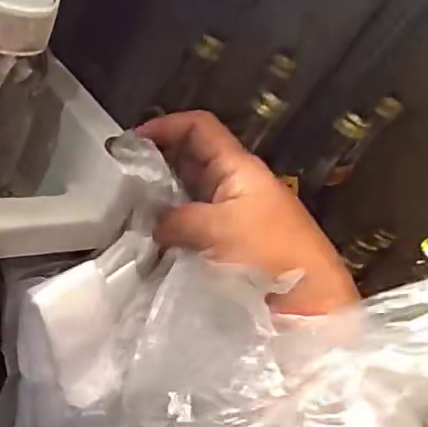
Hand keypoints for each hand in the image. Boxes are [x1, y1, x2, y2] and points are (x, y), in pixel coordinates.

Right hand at [137, 110, 358, 316]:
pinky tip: (147, 239)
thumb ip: (178, 219)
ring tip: (127, 209)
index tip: (134, 139)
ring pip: (184, 196)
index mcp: (238, 169)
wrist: (305, 300)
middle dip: (156, 163)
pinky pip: (187, 227)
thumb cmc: (271, 253)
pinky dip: (166, 228)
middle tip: (122, 176)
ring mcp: (227, 217)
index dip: (167, 126)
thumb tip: (155, 227)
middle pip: (188, 160)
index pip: (200, 129)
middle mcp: (232, 187)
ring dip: (157, 199)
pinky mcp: (222, 245)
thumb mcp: (220, 227)